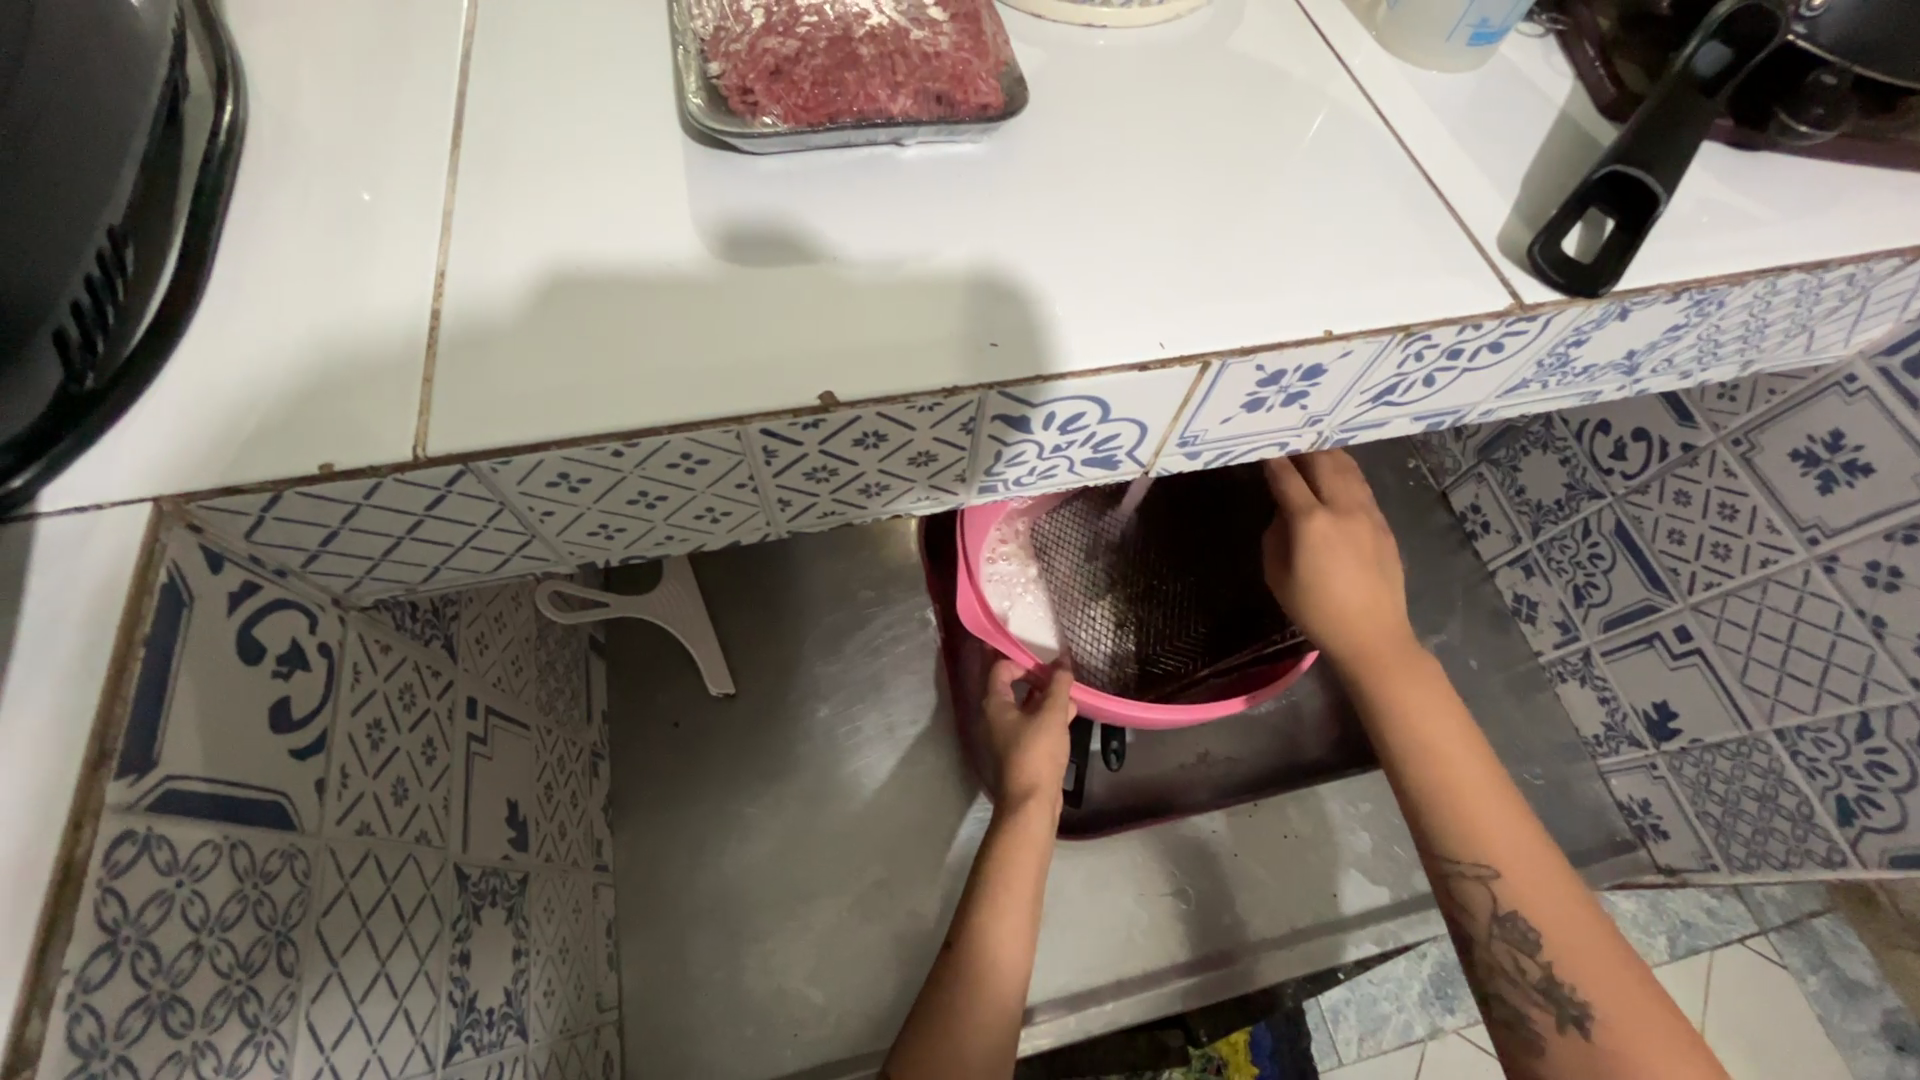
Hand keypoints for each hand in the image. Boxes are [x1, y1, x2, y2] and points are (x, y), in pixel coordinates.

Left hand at [981, 659, 1076, 813]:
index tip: (1047, 665)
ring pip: (1027, 708)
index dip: (1024, 662)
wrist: (1031, 801)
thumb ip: (1058, 684)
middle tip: (1063, 678)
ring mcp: (1006, 735)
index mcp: (995, 704)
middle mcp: (995, 717)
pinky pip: (1033, 725)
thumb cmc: (1037, 752)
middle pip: (1015, 687)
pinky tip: (1070, 716)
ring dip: (1048, 700)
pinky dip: (1048, 718)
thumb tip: (1063, 660)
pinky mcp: (1019, 751)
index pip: (1001, 669)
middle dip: (1040, 681)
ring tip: (1072, 696)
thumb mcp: (1052, 714)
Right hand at [1262, 450, 1419, 669]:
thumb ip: (1275, 535)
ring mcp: (1368, 513)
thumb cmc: (1315, 610)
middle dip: (1304, 445)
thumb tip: (1284, 512)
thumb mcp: (1277, 575)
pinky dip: (1346, 472)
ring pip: (1348, 469)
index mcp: (1311, 522)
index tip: (1261, 445)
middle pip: (1323, 461)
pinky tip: (1337, 472)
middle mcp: (1343, 508)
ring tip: (1313, 444)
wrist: (1372, 634)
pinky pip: (1362, 486)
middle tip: (1289, 435)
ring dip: (1328, 453)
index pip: (1286, 477)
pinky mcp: (1383, 523)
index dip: (1272, 459)